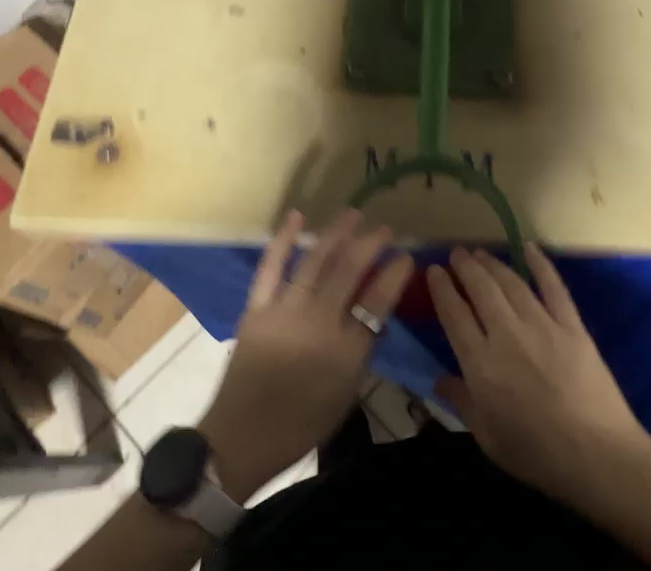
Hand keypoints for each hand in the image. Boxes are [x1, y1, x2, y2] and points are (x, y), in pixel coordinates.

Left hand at [198, 209, 412, 501]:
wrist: (244, 437)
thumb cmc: (303, 422)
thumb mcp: (348, 391)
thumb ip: (363, 349)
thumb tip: (375, 315)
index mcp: (346, 350)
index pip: (378, 302)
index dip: (395, 275)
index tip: (406, 257)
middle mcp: (318, 323)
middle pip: (349, 272)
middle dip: (370, 245)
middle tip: (385, 229)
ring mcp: (285, 312)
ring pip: (315, 262)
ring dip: (336, 234)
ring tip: (353, 214)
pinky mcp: (257, 308)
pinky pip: (272, 267)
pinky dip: (284, 239)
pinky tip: (298, 217)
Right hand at [427, 245, 650, 510]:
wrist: (597, 455)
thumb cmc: (536, 453)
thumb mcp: (488, 437)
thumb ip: (462, 403)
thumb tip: (438, 380)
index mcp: (481, 365)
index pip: (454, 315)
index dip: (442, 289)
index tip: (434, 271)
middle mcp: (507, 336)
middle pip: (481, 290)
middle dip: (465, 267)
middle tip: (456, 254)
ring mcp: (542, 326)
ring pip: (512, 284)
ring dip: (493, 264)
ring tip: (480, 253)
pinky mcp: (572, 326)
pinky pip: (554, 287)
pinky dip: (541, 264)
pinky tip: (530, 248)